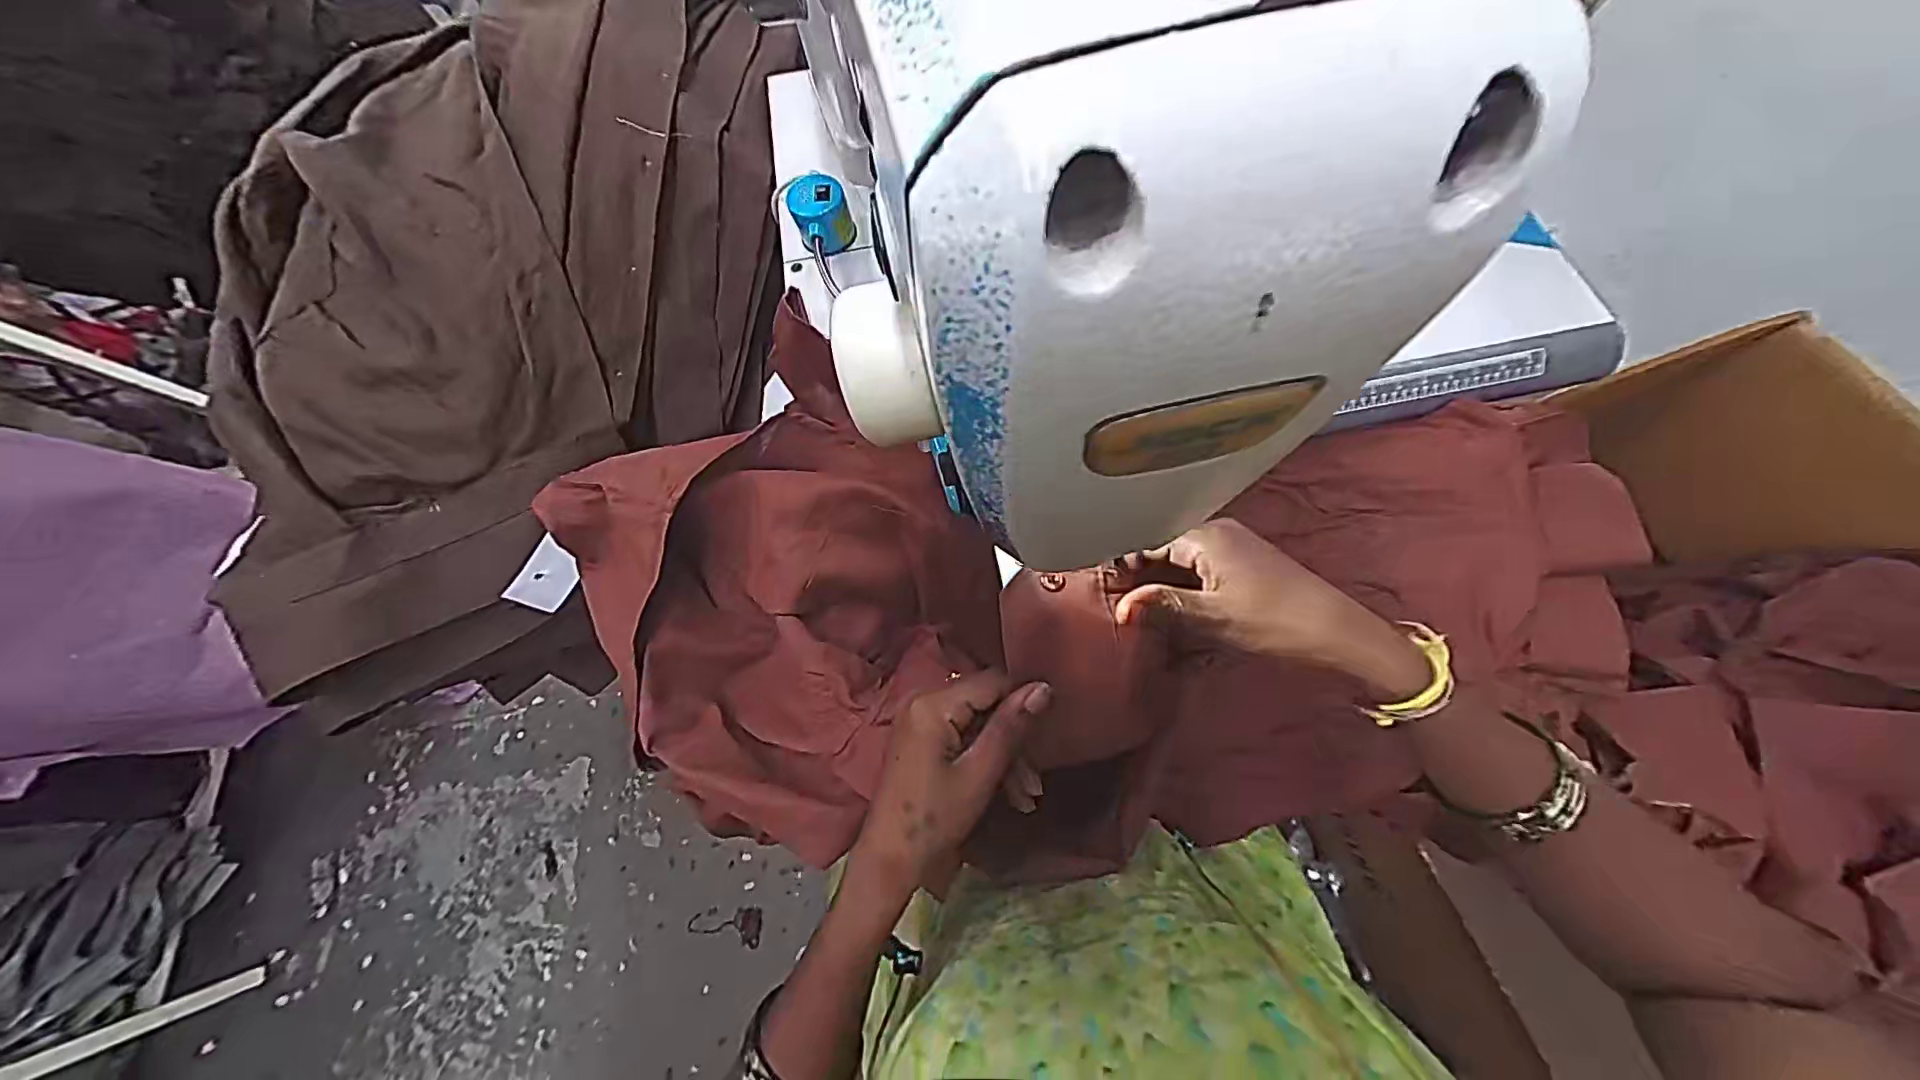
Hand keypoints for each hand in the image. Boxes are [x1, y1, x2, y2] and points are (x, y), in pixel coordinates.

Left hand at [852, 671, 1051, 894]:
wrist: (890, 859)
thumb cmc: (934, 818)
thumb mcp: (980, 773)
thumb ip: (1010, 727)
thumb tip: (1044, 687)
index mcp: (932, 703)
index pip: (992, 681)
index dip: (1022, 703)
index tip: (1045, 735)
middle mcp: (921, 699)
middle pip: (985, 704)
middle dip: (1014, 741)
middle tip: (1033, 784)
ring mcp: (918, 718)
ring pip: (977, 723)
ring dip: (1004, 756)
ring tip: (1025, 797)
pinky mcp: (920, 737)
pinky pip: (961, 736)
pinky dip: (984, 759)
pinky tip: (1007, 794)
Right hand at [1113, 520, 1429, 701]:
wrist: (1340, 636)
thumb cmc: (1275, 622)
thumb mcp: (1214, 617)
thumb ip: (1164, 606)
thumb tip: (1120, 608)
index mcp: (1206, 536)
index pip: (1146, 539)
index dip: (1120, 563)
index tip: (1100, 587)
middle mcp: (1217, 533)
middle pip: (1161, 548)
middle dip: (1138, 576)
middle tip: (1113, 603)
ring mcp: (1232, 550)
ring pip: (1178, 562)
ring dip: (1159, 586)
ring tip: (1136, 612)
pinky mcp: (1243, 568)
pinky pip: (1198, 573)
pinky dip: (1181, 591)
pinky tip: (1170, 614)